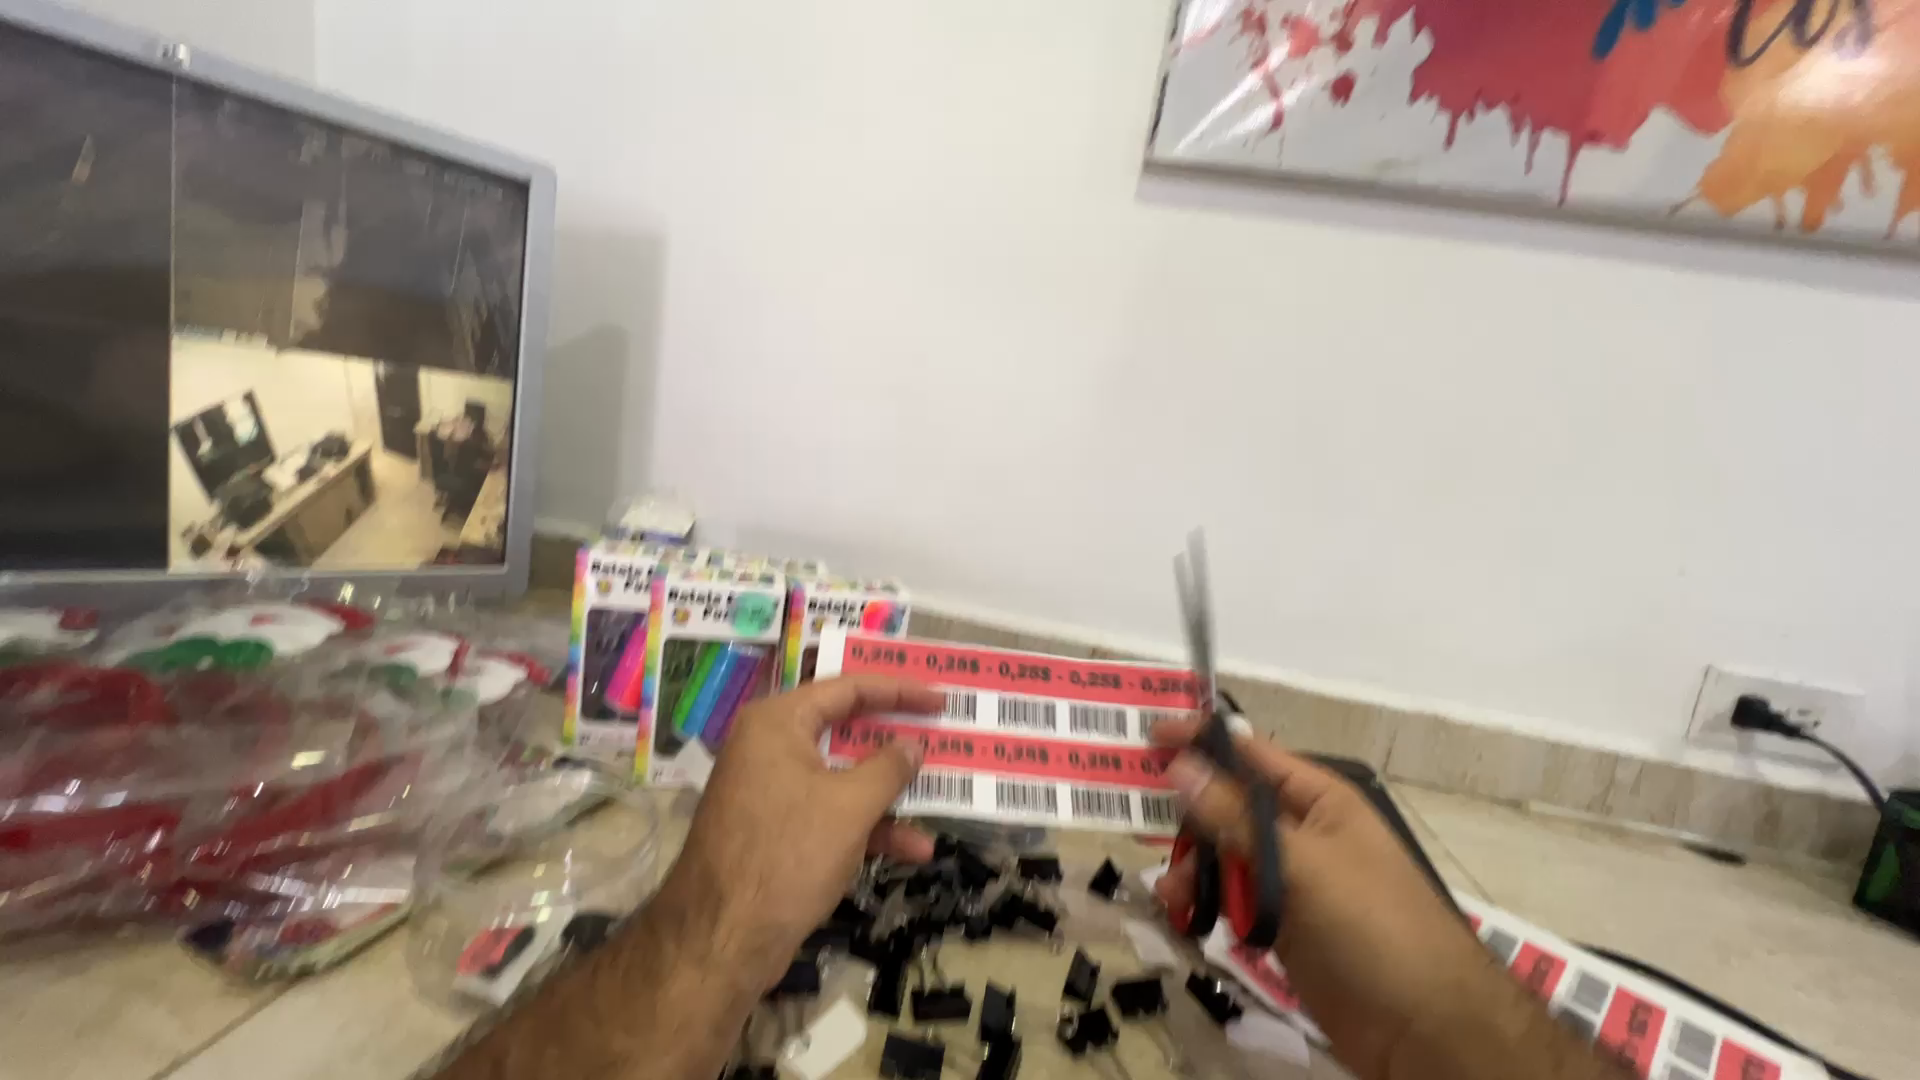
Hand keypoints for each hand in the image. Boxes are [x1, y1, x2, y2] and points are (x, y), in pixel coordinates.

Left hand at [656, 676, 940, 990]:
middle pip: (844, 730)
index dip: (897, 691)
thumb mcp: (850, 807)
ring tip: (939, 795)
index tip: (939, 699)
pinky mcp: (775, 830)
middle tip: (938, 735)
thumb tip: (913, 745)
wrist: (719, 944)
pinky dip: (867, 827)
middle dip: (894, 741)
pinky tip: (912, 849)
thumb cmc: (788, 855)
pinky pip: (829, 813)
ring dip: (889, 792)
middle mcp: (770, 747)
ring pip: (841, 777)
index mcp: (778, 723)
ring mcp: (771, 790)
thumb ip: (889, 768)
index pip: (847, 688)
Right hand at [1151, 717, 1494, 1079]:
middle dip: (1187, 814)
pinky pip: (1230, 895)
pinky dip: (1204, 900)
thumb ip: (1235, 816)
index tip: (1148, 739)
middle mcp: (1300, 829)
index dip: (1199, 740)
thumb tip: (1179, 764)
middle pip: (1227, 802)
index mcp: (1317, 799)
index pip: (1249, 752)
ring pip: (1222, 852)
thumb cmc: (1373, 929)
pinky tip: (1186, 915)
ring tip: (1174, 893)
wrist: (1428, 1037)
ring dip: (1192, 866)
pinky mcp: (1281, 921)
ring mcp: (1290, 877)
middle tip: (1139, 820)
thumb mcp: (1302, 864)